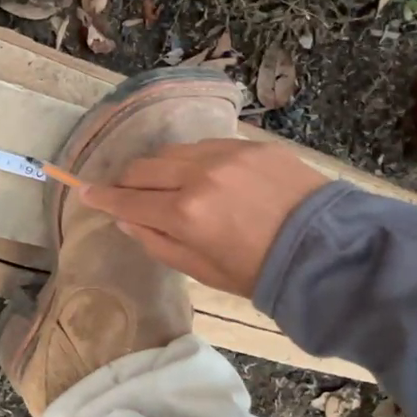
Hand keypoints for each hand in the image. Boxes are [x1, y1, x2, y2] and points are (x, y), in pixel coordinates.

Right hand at [76, 138, 332, 297]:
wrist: (334, 249)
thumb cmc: (263, 272)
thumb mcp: (205, 271)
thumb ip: (158, 244)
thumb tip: (126, 223)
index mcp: (185, 214)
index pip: (127, 201)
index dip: (101, 197)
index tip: (83, 191)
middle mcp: (198, 177)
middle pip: (142, 169)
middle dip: (125, 181)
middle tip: (123, 191)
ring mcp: (225, 155)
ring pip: (171, 152)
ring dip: (159, 168)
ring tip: (165, 183)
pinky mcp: (249, 145)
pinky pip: (205, 146)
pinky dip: (193, 160)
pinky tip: (203, 176)